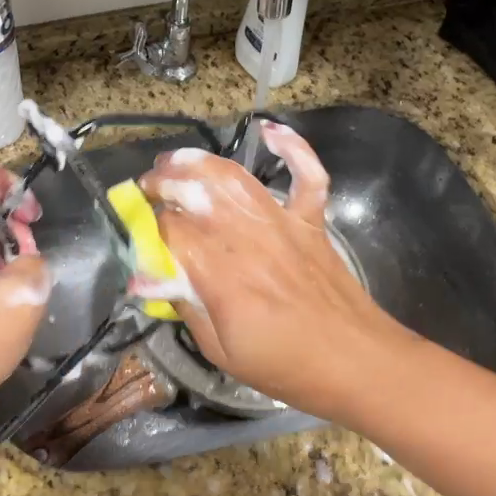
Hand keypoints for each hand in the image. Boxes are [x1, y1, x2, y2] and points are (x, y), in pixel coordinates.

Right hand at [138, 121, 414, 416]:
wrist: (358, 363)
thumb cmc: (285, 365)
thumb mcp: (220, 351)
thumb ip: (183, 305)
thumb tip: (142, 278)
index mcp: (220, 271)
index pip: (169, 228)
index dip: (146, 224)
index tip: (137, 231)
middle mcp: (246, 235)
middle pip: (194, 188)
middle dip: (162, 182)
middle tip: (147, 189)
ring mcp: (281, 222)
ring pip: (234, 174)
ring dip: (199, 161)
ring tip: (175, 162)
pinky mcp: (310, 220)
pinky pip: (306, 173)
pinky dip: (292, 147)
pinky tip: (269, 130)